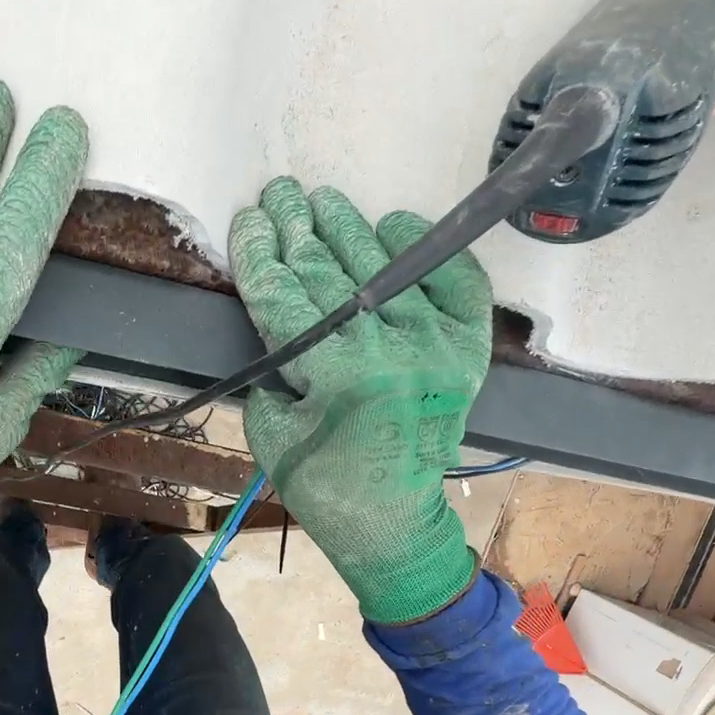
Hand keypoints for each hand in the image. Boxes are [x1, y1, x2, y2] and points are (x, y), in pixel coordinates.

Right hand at [233, 178, 492, 624]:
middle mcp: (390, 349)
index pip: (285, 298)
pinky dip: (423, 248)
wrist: (394, 521)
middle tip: (277, 194)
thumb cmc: (323, 485)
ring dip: (346, 228)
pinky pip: (453, 280)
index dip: (260, 256)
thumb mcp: (272, 433)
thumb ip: (271, 370)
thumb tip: (275, 312)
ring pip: (383, 266)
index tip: (247, 222)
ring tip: (321, 200)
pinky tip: (392, 224)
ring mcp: (436, 342)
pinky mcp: (467, 346)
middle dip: (295, 229)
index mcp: (337, 377)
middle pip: (330, 273)